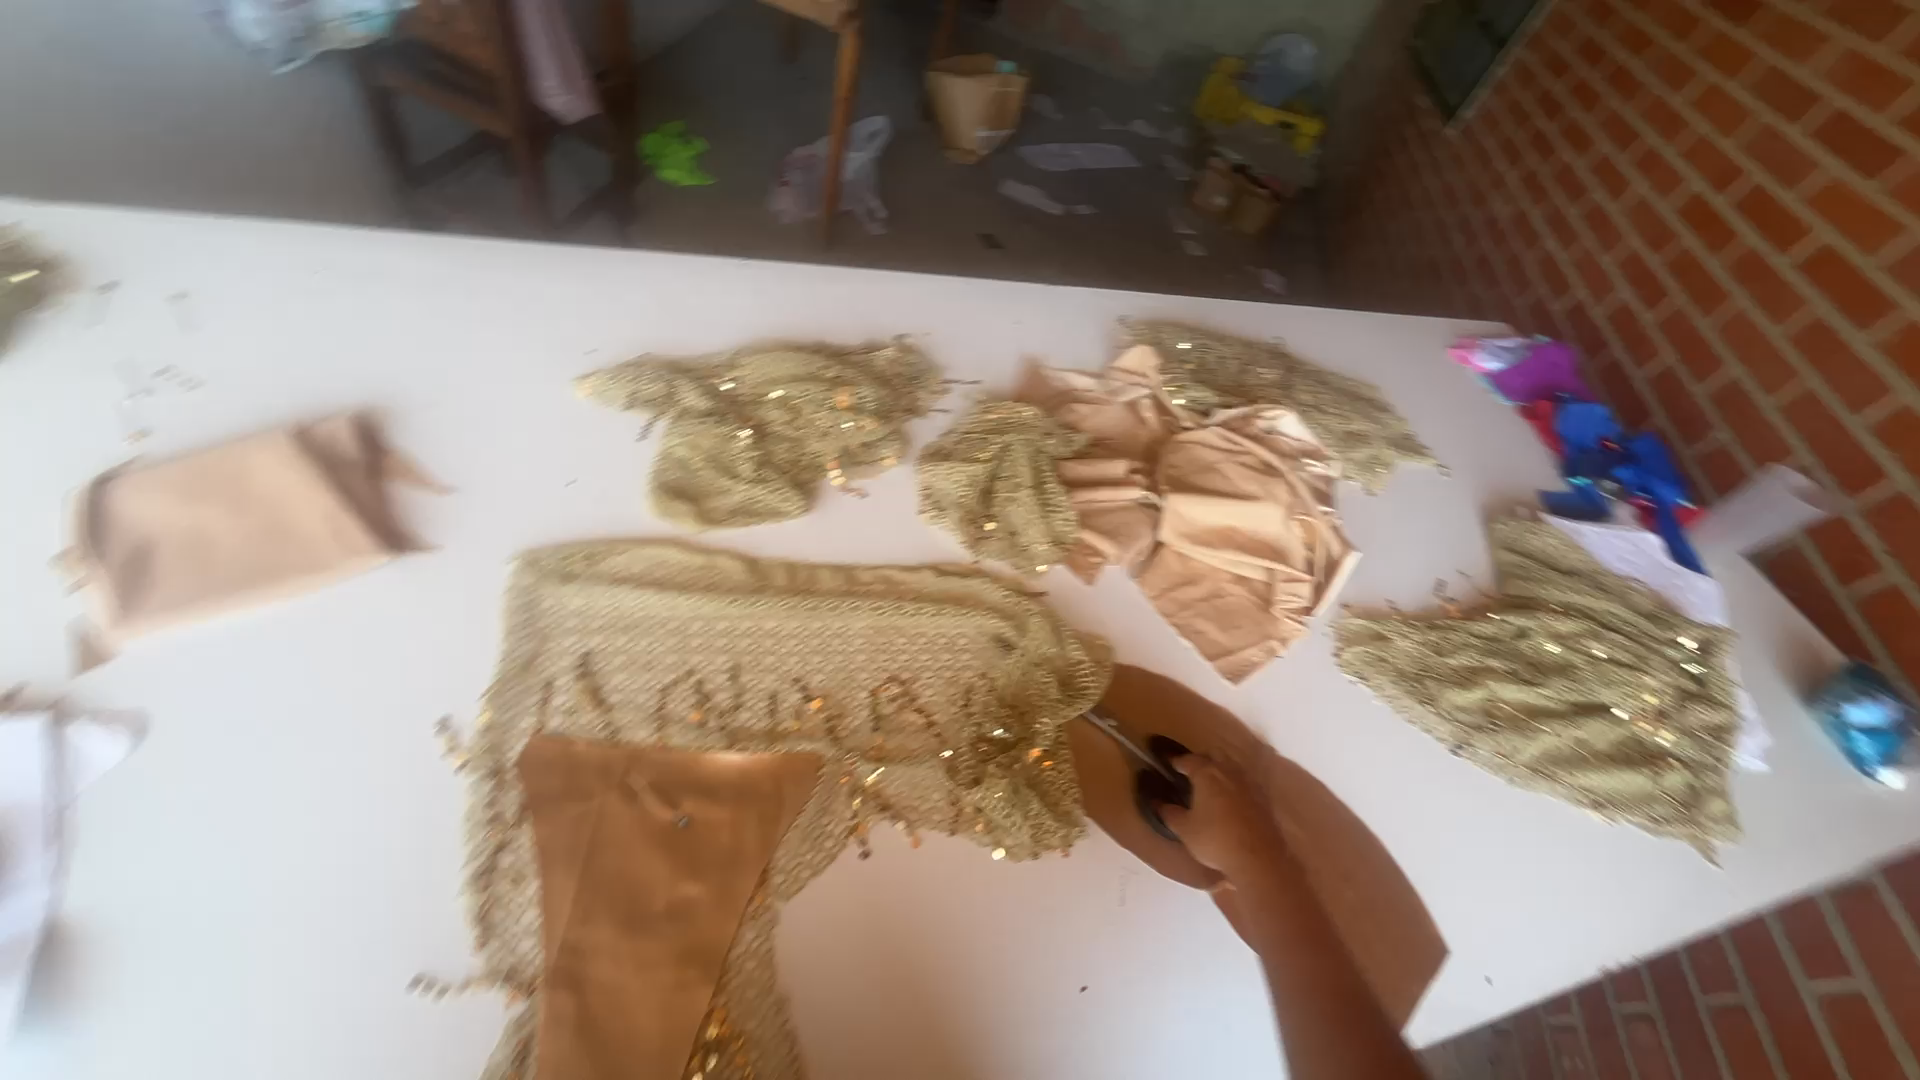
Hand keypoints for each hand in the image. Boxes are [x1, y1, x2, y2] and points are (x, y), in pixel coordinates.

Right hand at [1157, 753, 1291, 885]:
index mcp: (1206, 774)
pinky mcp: (1263, 798)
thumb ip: (1169, 813)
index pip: (1188, 760)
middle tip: (1191, 772)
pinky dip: (1235, 784)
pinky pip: (1245, 782)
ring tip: (1211, 783)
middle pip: (1213, 755)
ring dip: (1221, 769)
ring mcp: (1249, 783)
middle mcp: (1229, 771)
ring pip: (1232, 766)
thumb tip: (1157, 803)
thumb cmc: (1215, 840)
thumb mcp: (1185, 829)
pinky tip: (1231, 798)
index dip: (1176, 761)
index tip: (1169, 764)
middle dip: (1201, 759)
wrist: (1258, 859)